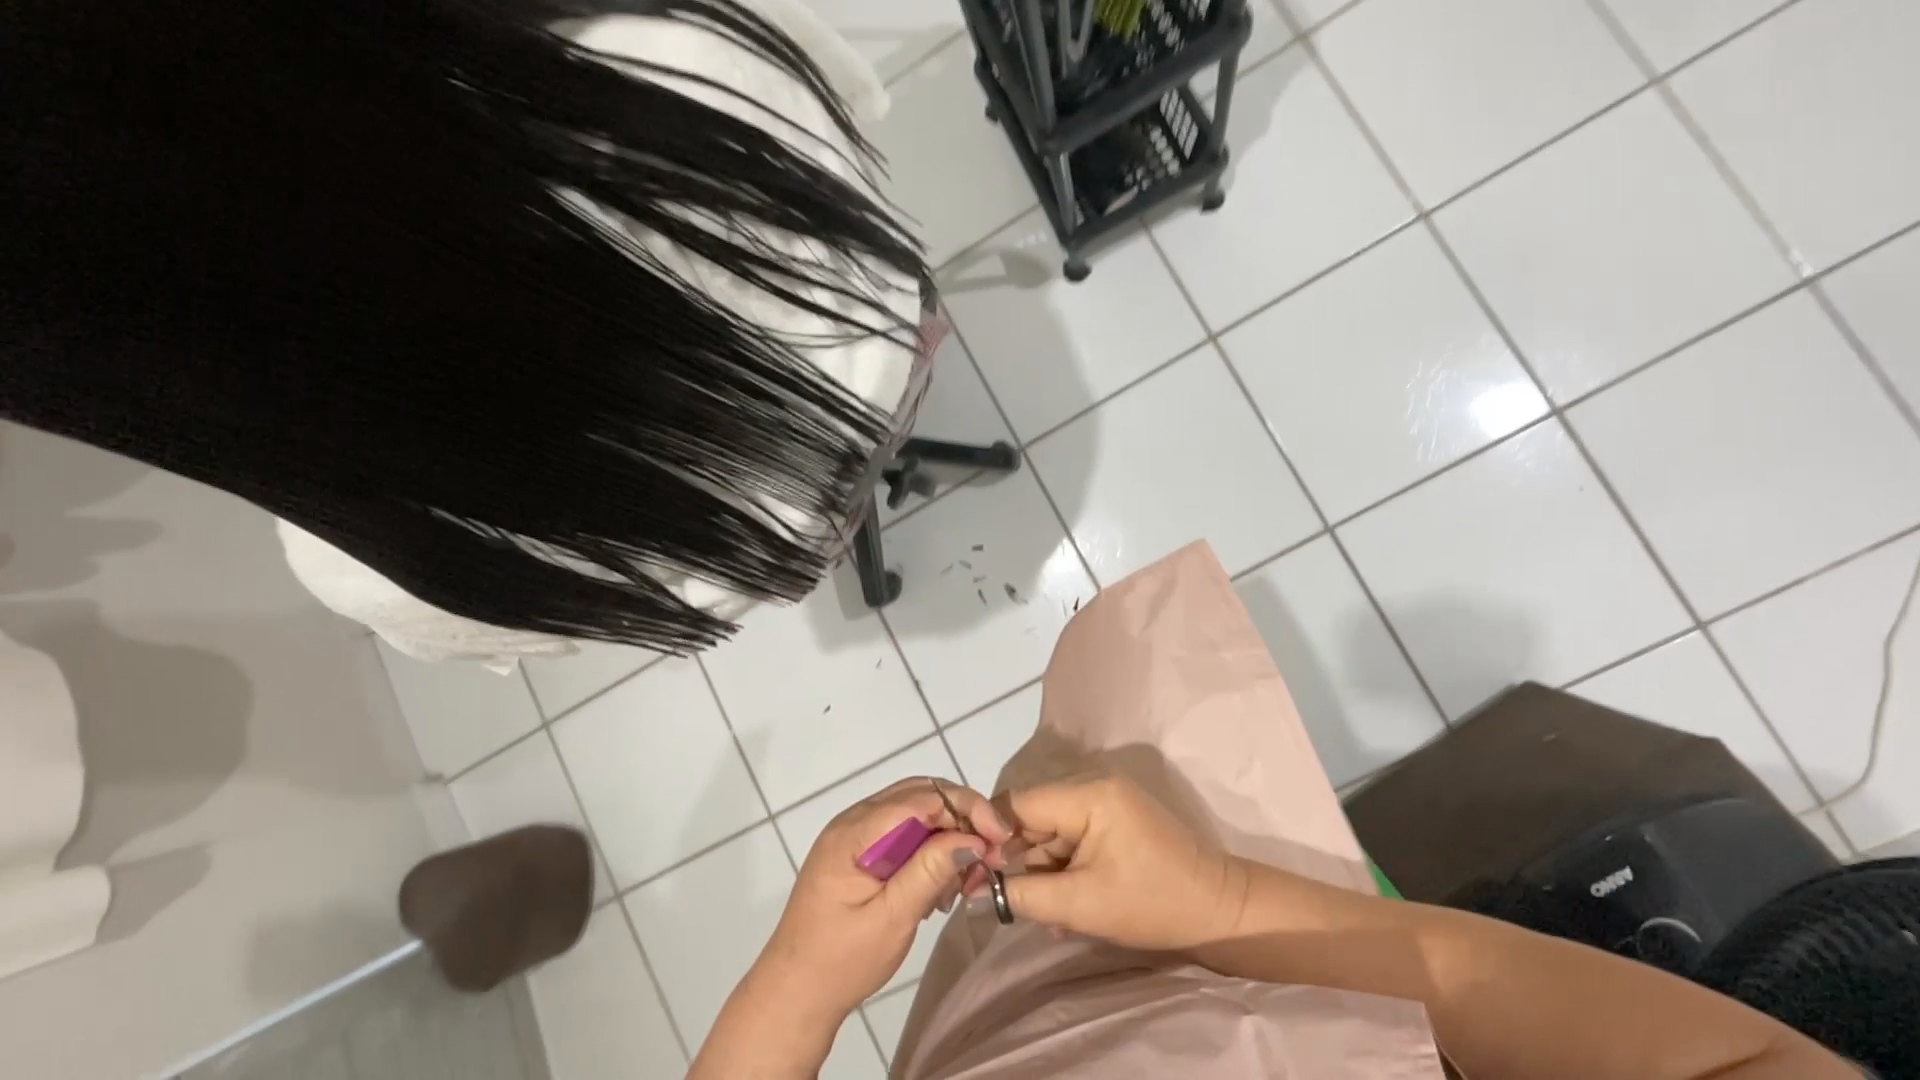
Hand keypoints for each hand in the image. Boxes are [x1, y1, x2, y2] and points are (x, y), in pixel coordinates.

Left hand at [755, 776, 1014, 1018]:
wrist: (795, 993)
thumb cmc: (841, 962)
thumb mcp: (892, 919)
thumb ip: (930, 872)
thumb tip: (974, 837)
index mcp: (854, 832)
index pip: (922, 797)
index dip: (966, 808)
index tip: (1000, 839)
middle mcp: (854, 821)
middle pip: (921, 794)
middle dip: (963, 818)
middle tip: (992, 856)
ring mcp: (856, 835)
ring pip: (917, 811)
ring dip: (950, 835)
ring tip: (969, 877)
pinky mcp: (861, 852)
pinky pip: (906, 832)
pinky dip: (932, 849)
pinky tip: (944, 885)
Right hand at [990, 773, 1248, 952]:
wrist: (1221, 914)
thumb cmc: (1153, 905)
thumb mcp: (1080, 904)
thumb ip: (1023, 892)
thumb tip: (975, 886)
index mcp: (1089, 793)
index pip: (1018, 803)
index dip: (994, 837)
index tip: (983, 875)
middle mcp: (1095, 784)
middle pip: (1033, 817)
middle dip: (1024, 861)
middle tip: (1020, 904)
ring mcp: (1108, 800)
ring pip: (1052, 832)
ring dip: (1046, 872)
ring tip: (1056, 916)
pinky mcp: (1117, 819)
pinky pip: (1074, 838)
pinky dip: (1066, 870)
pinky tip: (1071, 906)